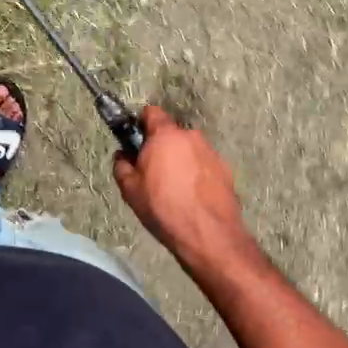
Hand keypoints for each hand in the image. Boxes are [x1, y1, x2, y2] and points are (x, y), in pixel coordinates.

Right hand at [113, 106, 256, 269]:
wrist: (209, 234)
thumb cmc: (164, 208)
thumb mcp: (131, 191)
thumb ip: (122, 166)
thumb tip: (123, 155)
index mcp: (165, 135)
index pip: (151, 112)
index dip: (142, 124)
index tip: (138, 143)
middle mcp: (190, 136)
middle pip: (171, 134)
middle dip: (162, 147)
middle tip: (154, 173)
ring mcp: (210, 151)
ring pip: (188, 150)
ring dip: (181, 161)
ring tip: (176, 190)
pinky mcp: (225, 168)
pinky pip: (204, 164)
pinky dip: (197, 174)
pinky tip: (194, 197)